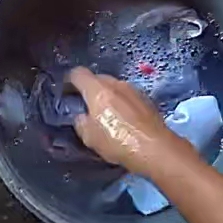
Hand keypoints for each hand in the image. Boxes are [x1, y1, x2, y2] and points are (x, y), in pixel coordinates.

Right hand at [67, 67, 191, 173]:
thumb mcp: (90, 138)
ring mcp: (133, 89)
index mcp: (98, 90)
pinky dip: (121, 102)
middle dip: (89, 89)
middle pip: (97, 78)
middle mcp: (116, 84)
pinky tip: (123, 119)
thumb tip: (82, 115)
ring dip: (107, 95)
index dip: (69, 81)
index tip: (66, 92)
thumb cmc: (118, 143)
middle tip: (86, 106)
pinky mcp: (146, 98)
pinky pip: (127, 95)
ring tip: (106, 114)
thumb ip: (81, 122)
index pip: (78, 73)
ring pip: (114, 86)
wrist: (156, 148)